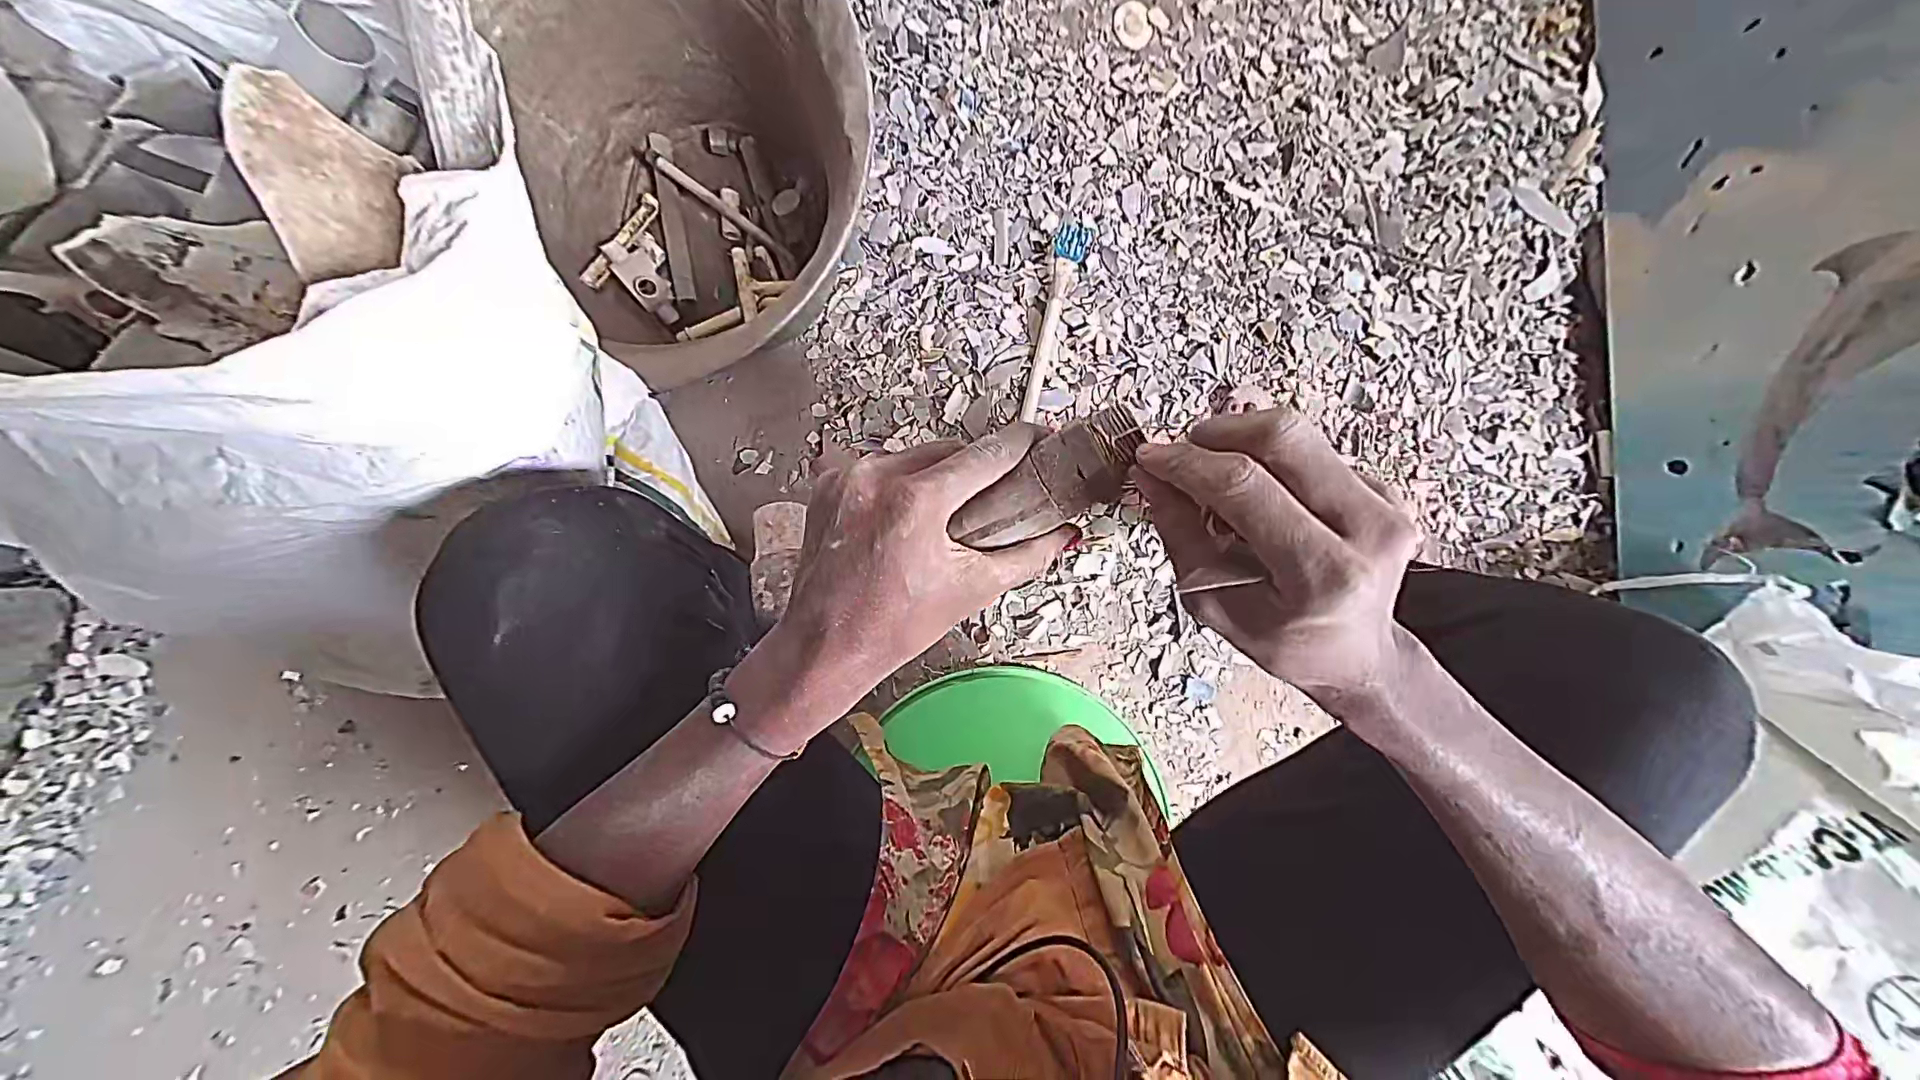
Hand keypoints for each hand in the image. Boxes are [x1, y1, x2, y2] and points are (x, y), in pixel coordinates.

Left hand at [731, 426, 1076, 746]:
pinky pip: (881, 467)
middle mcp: (875, 479)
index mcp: (914, 502)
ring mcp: (847, 479)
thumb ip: (1025, 555)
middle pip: (950, 449)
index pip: (986, 453)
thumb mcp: (970, 590)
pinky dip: (902, 482)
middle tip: (994, 493)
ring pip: (915, 454)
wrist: (826, 645)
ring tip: (946, 514)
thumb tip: (1057, 536)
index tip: (1036, 438)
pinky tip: (908, 515)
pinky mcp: (830, 485)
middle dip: (978, 468)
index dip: (1020, 443)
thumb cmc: (884, 629)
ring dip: (938, 474)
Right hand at [1134, 408, 1421, 715]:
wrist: (1354, 655)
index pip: (1244, 487)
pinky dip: (1268, 463)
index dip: (1187, 464)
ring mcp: (1384, 505)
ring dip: (1239, 444)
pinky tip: (1256, 497)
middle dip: (1216, 434)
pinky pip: (1312, 452)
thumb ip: (1182, 535)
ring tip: (1215, 481)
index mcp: (1325, 573)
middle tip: (1182, 453)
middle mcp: (1368, 530)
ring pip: (1298, 435)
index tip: (1154, 458)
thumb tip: (1154, 481)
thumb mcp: (1215, 604)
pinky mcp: (1383, 490)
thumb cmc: (1290, 643)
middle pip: (1282, 437)